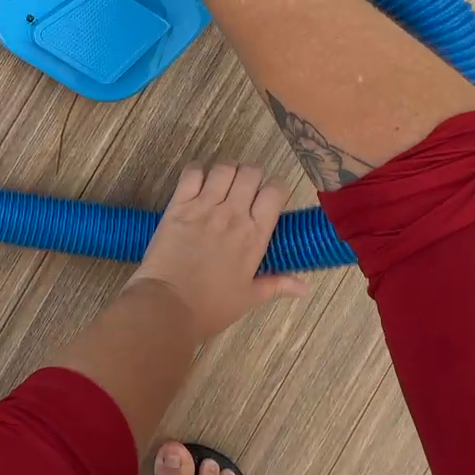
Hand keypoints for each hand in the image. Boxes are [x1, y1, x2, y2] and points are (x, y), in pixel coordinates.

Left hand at [127, 164, 310, 342]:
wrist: (169, 304)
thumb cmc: (212, 305)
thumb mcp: (250, 297)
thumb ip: (278, 284)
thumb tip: (305, 287)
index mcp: (255, 235)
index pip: (275, 192)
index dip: (275, 188)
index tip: (269, 197)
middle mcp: (233, 214)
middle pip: (250, 173)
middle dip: (251, 176)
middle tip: (244, 189)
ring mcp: (204, 206)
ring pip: (223, 169)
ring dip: (226, 171)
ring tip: (222, 183)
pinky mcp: (178, 204)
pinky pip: (191, 173)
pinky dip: (196, 171)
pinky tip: (197, 182)